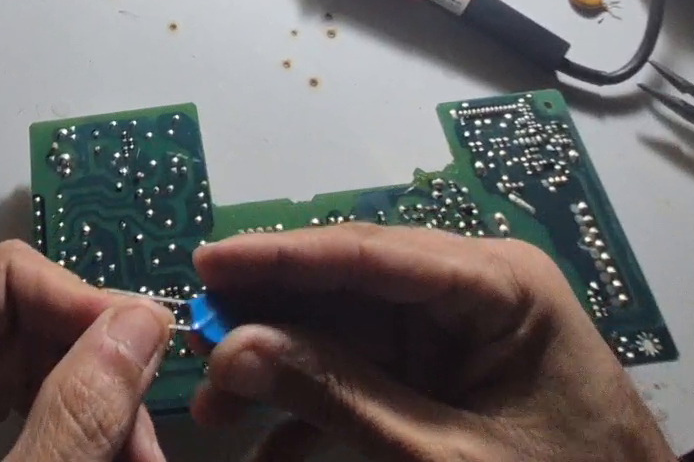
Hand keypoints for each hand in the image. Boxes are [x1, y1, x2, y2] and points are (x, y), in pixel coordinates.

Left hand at [0, 240, 175, 461]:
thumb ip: (74, 418)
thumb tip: (143, 320)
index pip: (5, 279)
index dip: (82, 303)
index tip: (148, 350)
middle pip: (22, 322)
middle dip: (94, 370)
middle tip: (148, 441)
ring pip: (29, 364)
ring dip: (90, 406)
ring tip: (137, 460)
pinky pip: (16, 406)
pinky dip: (66, 432)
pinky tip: (104, 458)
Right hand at [190, 224, 673, 461]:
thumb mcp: (450, 461)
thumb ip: (342, 400)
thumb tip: (235, 351)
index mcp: (495, 284)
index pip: (367, 252)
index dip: (279, 256)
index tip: (208, 263)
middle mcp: (466, 290)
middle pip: (343, 290)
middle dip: (269, 322)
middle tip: (198, 339)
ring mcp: (449, 333)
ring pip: (339, 333)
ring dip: (278, 370)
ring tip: (215, 405)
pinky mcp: (436, 375)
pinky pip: (360, 376)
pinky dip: (313, 410)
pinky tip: (266, 441)